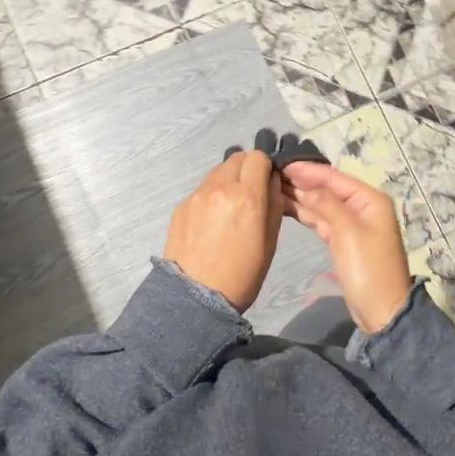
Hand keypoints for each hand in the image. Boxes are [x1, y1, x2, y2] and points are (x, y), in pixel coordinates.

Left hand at [163, 150, 284, 311]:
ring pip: (217, 171)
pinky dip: (211, 196)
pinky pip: (202, 190)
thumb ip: (273, 204)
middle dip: (247, 169)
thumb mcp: (270, 242)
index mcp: (247, 196)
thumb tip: (271, 182)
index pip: (258, 157)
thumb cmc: (242, 275)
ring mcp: (197, 195)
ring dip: (228, 180)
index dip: (266, 167)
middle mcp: (220, 187)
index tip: (267, 182)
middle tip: (250, 193)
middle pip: (237, 157)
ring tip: (229, 208)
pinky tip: (210, 222)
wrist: (195, 298)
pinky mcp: (181, 206)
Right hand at [281, 162, 412, 332]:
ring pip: (322, 204)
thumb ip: (327, 205)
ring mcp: (352, 224)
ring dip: (300, 197)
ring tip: (272, 188)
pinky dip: (305, 214)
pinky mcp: (343, 240)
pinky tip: (286, 207)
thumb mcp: (348, 233)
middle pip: (328, 189)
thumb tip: (306, 185)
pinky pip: (322, 220)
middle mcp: (362, 207)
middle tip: (270, 174)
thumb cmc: (368, 269)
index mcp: (370, 200)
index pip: (335, 177)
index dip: (309, 170)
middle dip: (302, 182)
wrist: (381, 311)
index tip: (282, 163)